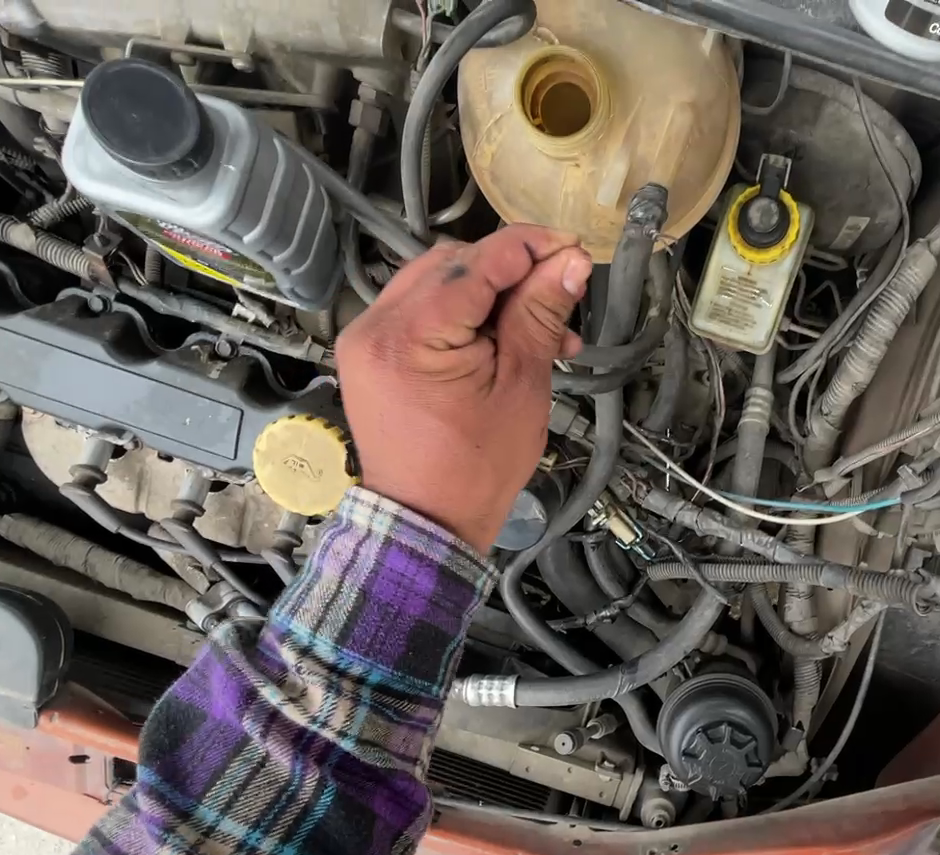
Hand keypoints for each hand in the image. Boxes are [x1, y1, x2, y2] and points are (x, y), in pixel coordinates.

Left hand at [336, 225, 592, 550]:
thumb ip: (540, 316)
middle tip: (560, 294)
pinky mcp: (372, 354)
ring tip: (540, 328)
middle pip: (453, 265)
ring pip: (437, 284)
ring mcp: (367, 338)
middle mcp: (375, 325)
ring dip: (491, 295)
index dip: (531, 249)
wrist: (429, 521)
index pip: (478, 263)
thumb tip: (569, 264)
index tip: (572, 248)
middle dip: (512, 273)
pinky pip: (422, 313)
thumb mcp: (521, 386)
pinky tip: (501, 338)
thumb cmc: (477, 467)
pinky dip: (464, 316)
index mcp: (410, 334)